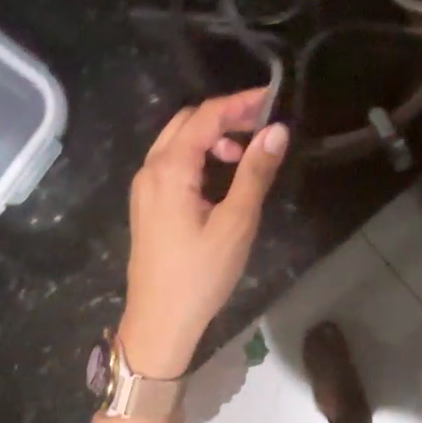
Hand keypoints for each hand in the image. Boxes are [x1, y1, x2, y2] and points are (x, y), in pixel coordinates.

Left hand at [118, 90, 289, 378]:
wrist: (159, 322)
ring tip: (245, 156)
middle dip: (225, 117)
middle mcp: (150, 169)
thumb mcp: (236, 223)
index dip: (239, 103)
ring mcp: (144, 187)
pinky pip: (172, 163)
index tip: (273, 100)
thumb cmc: (200, 274)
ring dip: (211, 137)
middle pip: (187, 122)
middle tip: (263, 126)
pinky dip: (199, 157)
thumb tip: (277, 130)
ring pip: (177, 142)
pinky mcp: (148, 203)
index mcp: (169, 169)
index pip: (205, 116)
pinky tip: (222, 178)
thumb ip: (255, 172)